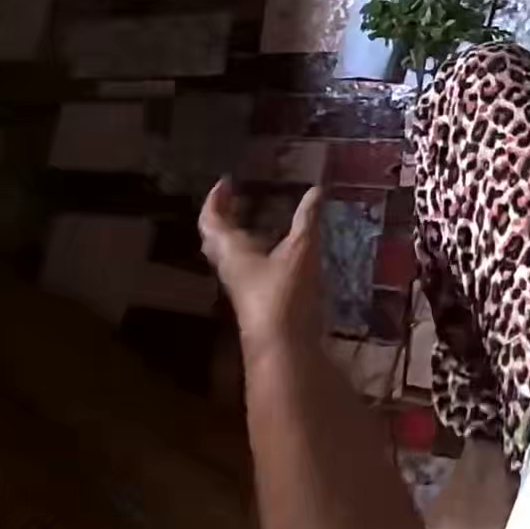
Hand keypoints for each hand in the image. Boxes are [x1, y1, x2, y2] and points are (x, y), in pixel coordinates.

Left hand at [198, 180, 325, 350]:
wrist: (282, 347)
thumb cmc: (284, 293)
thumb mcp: (301, 249)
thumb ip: (308, 218)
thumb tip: (317, 188)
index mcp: (233, 251)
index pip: (212, 220)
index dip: (215, 200)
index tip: (225, 182)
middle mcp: (231, 266)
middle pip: (216, 236)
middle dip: (223, 213)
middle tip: (235, 195)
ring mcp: (241, 284)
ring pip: (229, 252)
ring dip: (235, 230)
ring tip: (251, 215)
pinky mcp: (255, 296)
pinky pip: (245, 263)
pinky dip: (252, 246)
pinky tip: (271, 245)